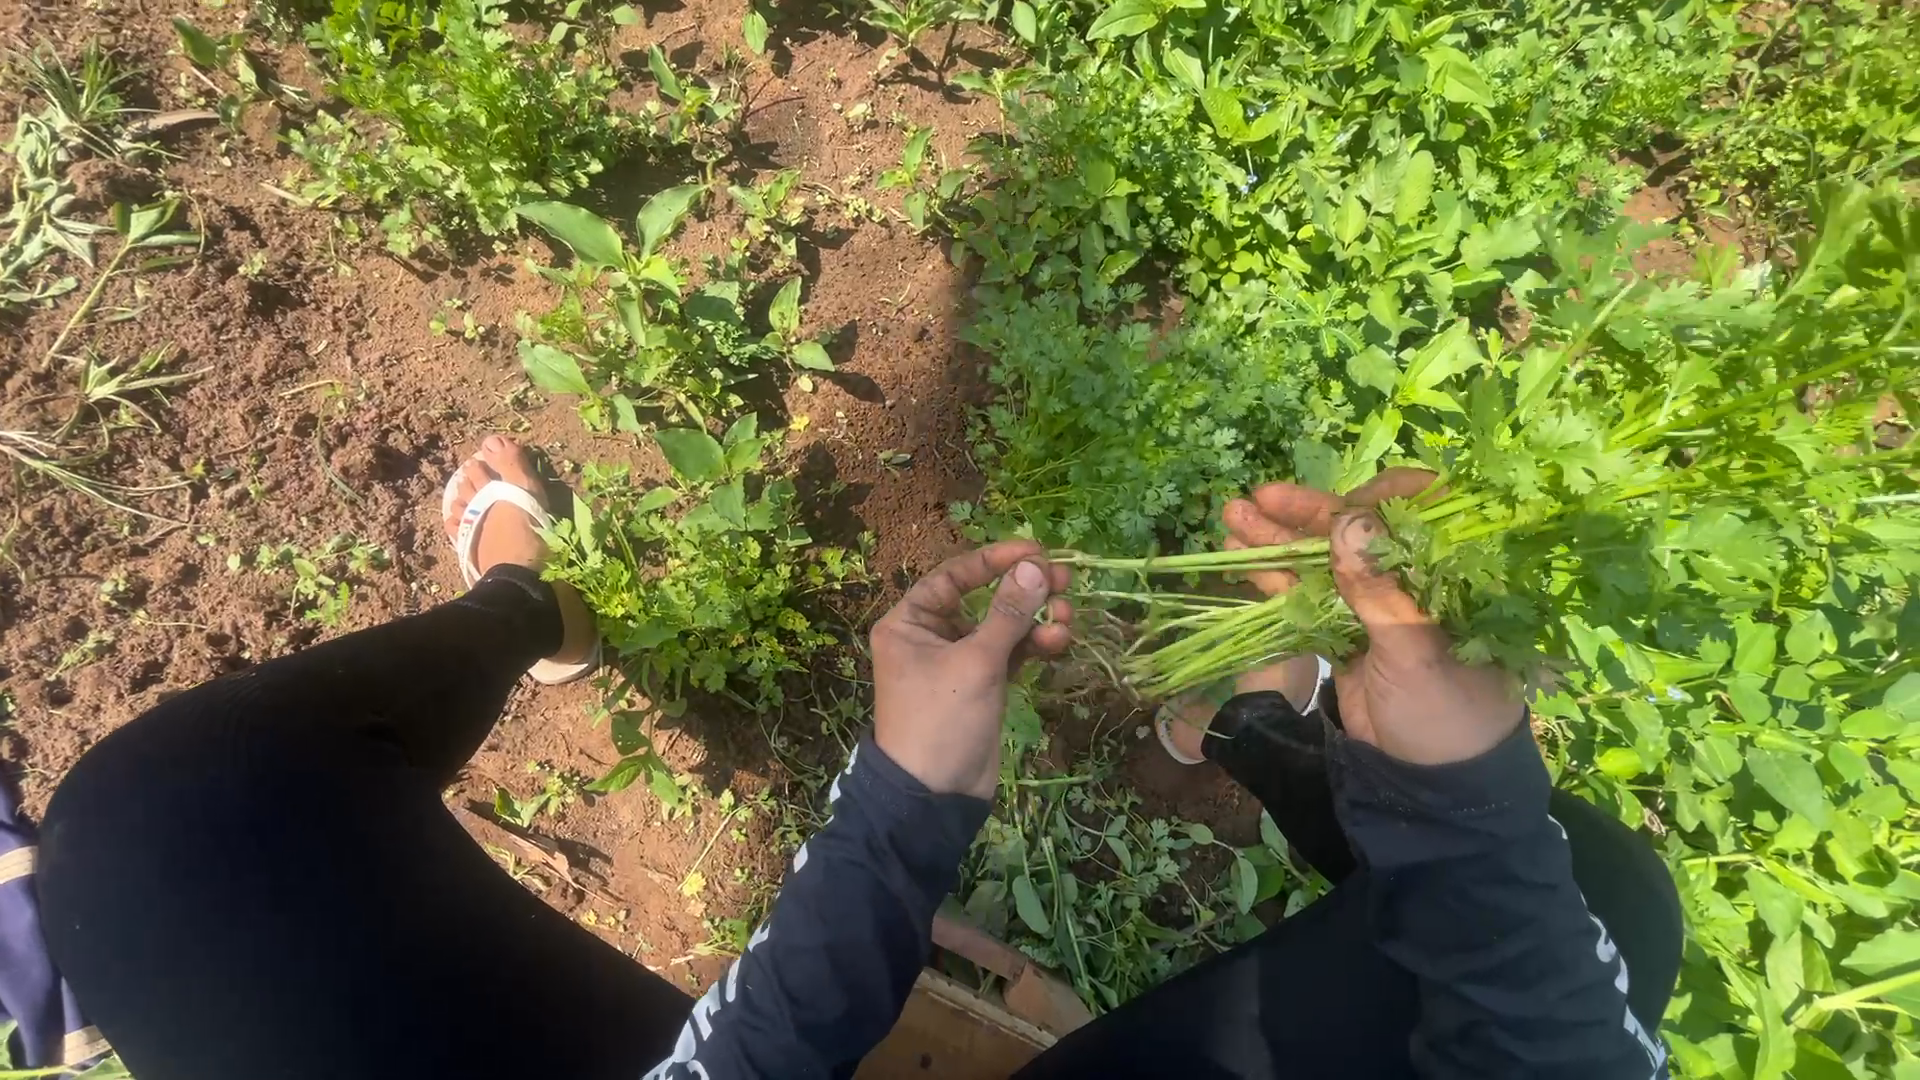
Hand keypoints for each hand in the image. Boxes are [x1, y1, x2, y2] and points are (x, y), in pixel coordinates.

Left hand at [870, 541, 1073, 798]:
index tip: (1036, 550)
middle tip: (1065, 580)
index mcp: (910, 621)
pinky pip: (1010, 653)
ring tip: (1066, 618)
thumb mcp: (976, 662)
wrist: (936, 797)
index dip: (995, 559)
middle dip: (1024, 590)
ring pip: (1002, 627)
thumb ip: (1008, 613)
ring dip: (1035, 620)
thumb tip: (1035, 566)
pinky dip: (1032, 646)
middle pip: (983, 598)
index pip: (954, 575)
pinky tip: (1058, 640)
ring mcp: (959, 660)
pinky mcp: (982, 684)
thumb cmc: (942, 720)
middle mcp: (931, 634)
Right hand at [1223, 468, 1523, 765]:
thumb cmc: (1446, 716)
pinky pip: (1304, 594)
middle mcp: (1412, 579)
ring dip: (1276, 539)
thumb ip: (1379, 591)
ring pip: (1322, 560)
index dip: (1378, 500)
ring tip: (1231, 518)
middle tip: (1257, 498)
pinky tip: (1239, 555)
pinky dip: (1272, 575)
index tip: (1338, 503)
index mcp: (1455, 577)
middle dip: (1305, 514)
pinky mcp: (1340, 629)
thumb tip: (1346, 522)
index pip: (1424, 514)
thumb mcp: (1416, 653)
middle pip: (1357, 532)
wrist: (1427, 785)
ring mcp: (1371, 604)